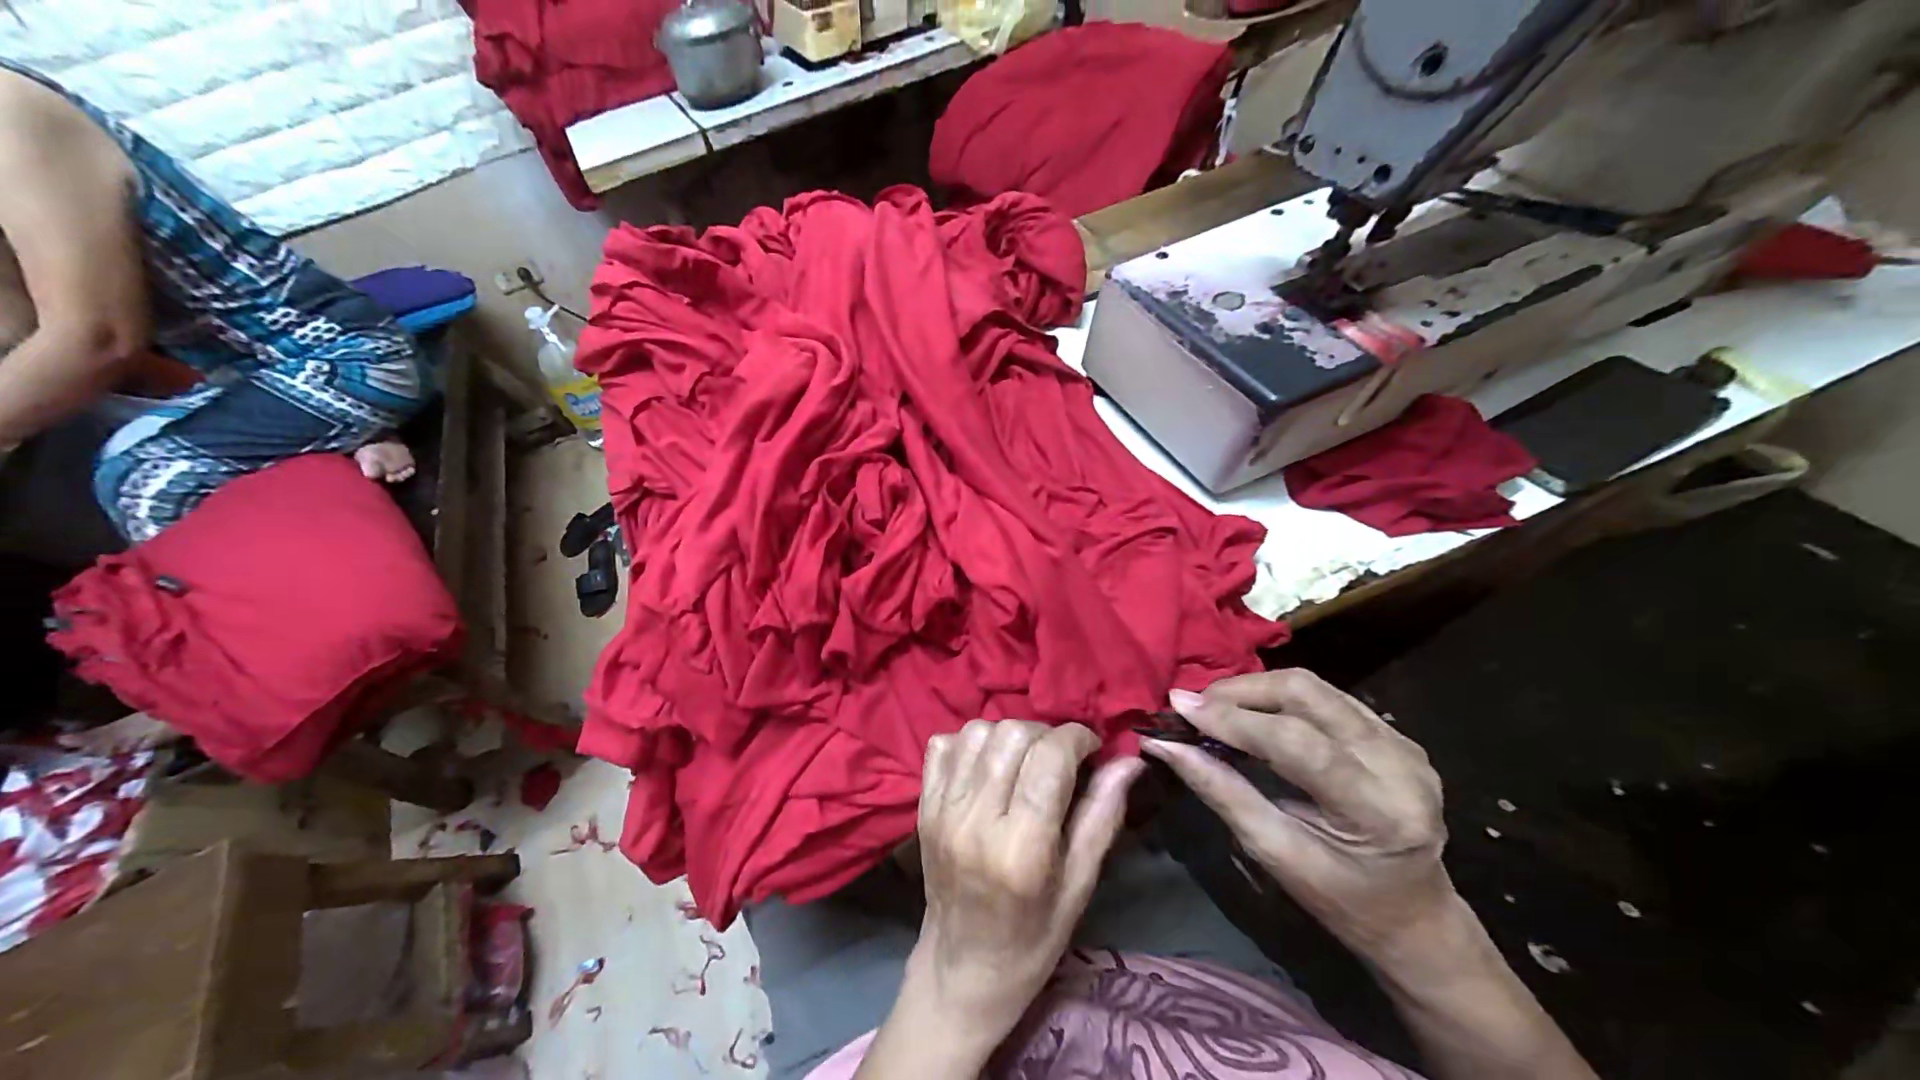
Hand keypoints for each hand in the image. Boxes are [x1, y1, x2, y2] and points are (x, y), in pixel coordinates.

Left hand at [909, 720, 1142, 1037]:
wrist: (963, 967)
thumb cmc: (1033, 936)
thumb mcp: (1080, 885)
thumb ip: (1103, 817)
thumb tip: (1130, 761)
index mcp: (1021, 848)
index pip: (1050, 758)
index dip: (1078, 738)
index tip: (1092, 749)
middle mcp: (976, 821)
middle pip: (1013, 735)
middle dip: (1047, 734)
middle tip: (1061, 759)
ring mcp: (942, 810)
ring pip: (978, 731)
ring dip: (1009, 735)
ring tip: (1026, 761)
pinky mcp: (923, 805)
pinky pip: (943, 744)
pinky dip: (970, 743)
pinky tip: (989, 767)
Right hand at [1143, 670, 1453, 956]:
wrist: (1413, 917)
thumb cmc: (1340, 900)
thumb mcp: (1273, 853)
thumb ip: (1220, 791)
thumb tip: (1165, 745)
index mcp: (1379, 810)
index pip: (1296, 742)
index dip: (1233, 719)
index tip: (1179, 708)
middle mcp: (1400, 766)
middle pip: (1308, 695)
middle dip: (1242, 692)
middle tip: (1196, 707)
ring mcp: (1403, 745)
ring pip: (1316, 688)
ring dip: (1257, 690)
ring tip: (1217, 708)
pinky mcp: (1397, 736)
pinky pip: (1328, 697)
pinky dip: (1281, 699)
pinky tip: (1254, 715)